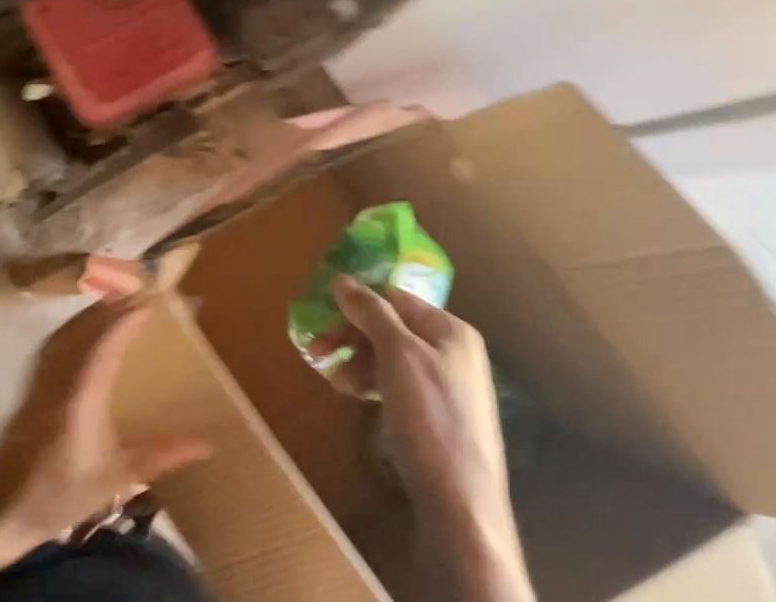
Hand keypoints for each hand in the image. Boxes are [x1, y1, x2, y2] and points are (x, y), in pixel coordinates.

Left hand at [0, 300, 210, 545]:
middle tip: (133, 293)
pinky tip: (77, 334)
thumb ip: (160, 456)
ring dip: (86, 317)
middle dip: (107, 310)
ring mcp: (39, 383)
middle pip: (82, 332)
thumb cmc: (63, 494)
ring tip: (110, 304)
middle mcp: (58, 381)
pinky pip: (51, 348)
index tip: (146, 303)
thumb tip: (205, 444)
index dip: (124, 321)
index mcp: (82, 398)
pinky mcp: (29, 390)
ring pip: (63, 336)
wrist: (5, 507)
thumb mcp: (117, 478)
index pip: (104, 346)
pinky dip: (69, 332)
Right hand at [333, 276, 533, 601]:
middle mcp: (451, 350)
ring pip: (387, 356)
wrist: (459, 497)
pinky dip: (370, 382)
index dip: (357, 304)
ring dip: (356, 361)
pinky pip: (394, 382)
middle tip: (316, 351)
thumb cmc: (430, 416)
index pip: (395, 297)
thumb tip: (342, 279)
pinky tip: (353, 395)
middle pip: (389, 327)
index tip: (322, 318)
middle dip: (351, 337)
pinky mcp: (433, 412)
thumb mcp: (397, 354)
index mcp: (450, 330)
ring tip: (336, 381)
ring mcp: (443, 383)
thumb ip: (371, 312)